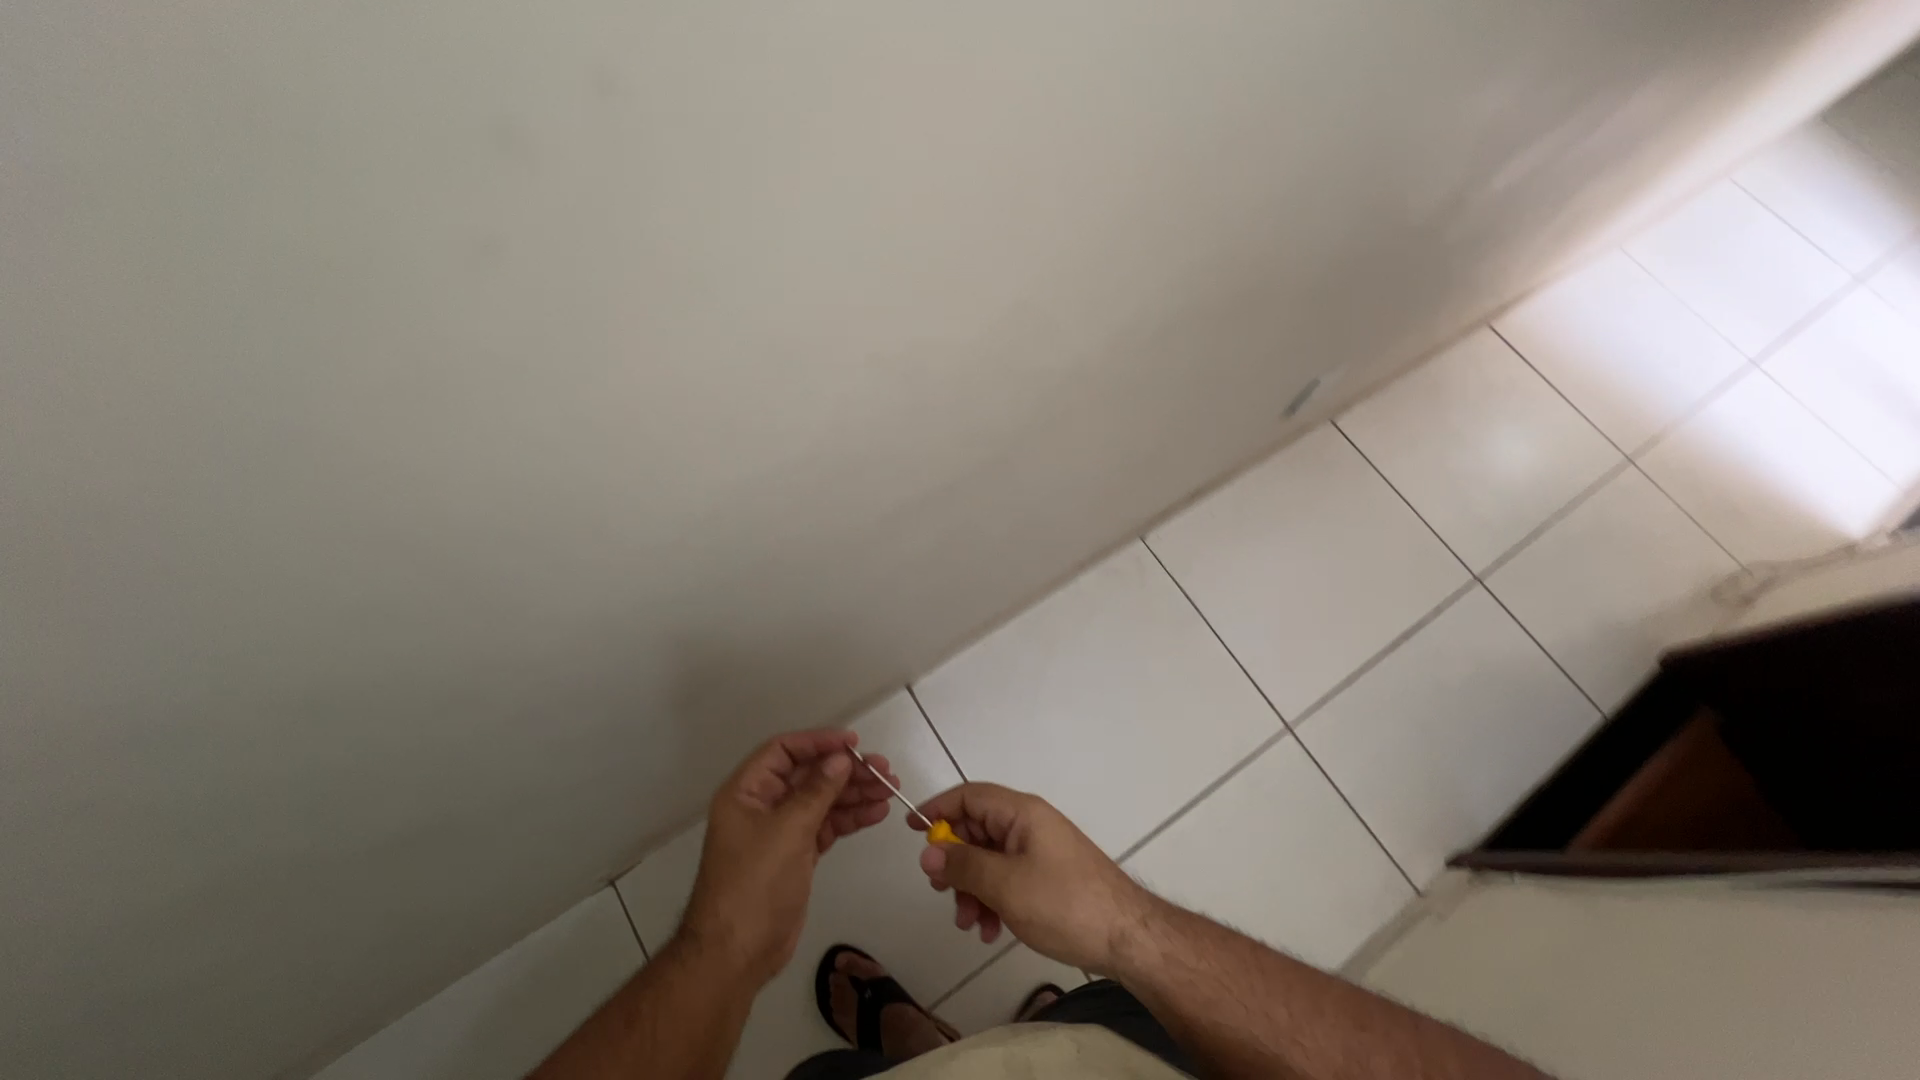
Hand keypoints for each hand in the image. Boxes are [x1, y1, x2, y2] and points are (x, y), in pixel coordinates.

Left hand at [679, 730, 899, 985]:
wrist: (737, 953)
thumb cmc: (754, 884)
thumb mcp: (788, 830)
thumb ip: (817, 791)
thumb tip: (841, 758)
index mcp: (747, 792)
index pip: (784, 751)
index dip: (818, 742)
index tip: (854, 743)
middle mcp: (762, 806)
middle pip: (808, 775)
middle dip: (846, 771)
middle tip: (884, 770)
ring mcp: (780, 832)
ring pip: (822, 801)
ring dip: (854, 793)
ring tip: (890, 789)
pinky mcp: (797, 855)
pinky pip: (827, 826)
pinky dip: (851, 818)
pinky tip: (876, 813)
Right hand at [913, 783, 1155, 971]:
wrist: (1127, 937)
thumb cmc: (1064, 902)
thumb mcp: (1005, 885)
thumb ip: (963, 866)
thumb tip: (927, 853)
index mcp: (1021, 813)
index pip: (969, 796)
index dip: (938, 809)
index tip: (911, 832)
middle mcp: (1029, 825)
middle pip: (976, 830)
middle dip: (954, 863)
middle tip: (940, 892)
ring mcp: (1040, 851)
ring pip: (989, 860)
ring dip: (972, 889)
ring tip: (970, 924)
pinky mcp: (1048, 877)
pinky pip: (1007, 879)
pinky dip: (993, 900)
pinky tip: (991, 931)